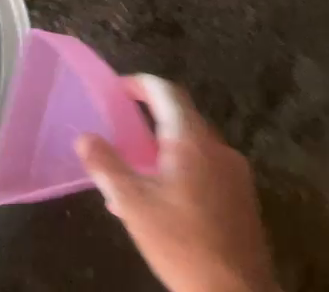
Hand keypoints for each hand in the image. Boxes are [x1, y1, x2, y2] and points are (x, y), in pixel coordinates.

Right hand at [76, 76, 279, 291]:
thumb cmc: (182, 244)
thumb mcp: (132, 204)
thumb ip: (105, 165)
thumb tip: (85, 137)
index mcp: (192, 141)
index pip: (166, 91)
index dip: (139, 83)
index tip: (116, 91)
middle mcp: (218, 149)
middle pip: (182, 116)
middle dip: (149, 118)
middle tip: (120, 132)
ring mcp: (236, 175)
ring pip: (194, 145)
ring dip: (164, 148)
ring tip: (136, 172)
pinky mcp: (243, 200)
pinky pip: (207, 168)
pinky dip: (182, 168)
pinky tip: (163, 201)